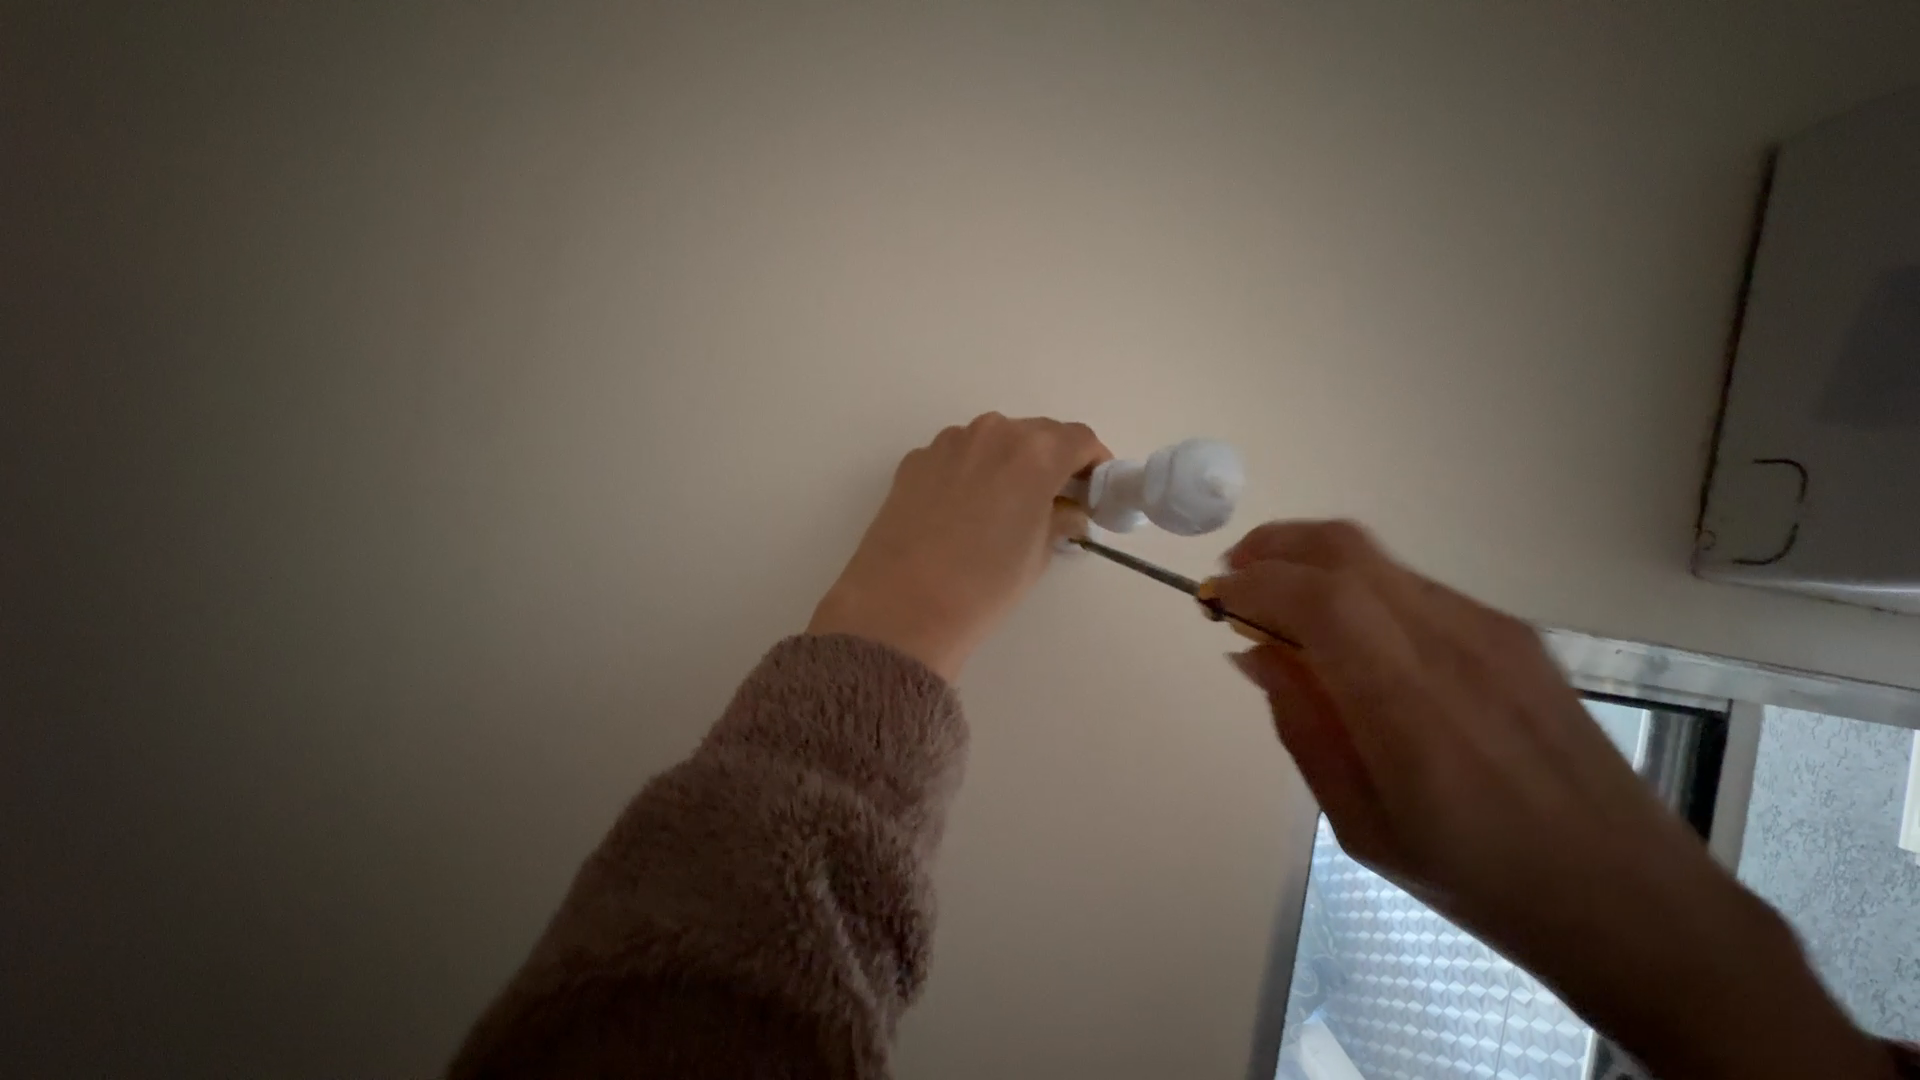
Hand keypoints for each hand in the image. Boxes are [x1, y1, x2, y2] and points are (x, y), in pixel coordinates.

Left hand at [808, 414, 1108, 679]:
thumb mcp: (1037, 554)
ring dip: (1009, 462)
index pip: (1079, 439)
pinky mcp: (915, 460)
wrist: (902, 605)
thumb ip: (1060, 520)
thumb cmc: (984, 584)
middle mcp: (993, 432)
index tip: (1094, 488)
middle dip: (1052, 460)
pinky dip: (971, 472)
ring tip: (1006, 505)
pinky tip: (964, 511)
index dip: (1093, 462)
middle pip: (1036, 433)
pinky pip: (957, 456)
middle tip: (1055, 499)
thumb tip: (1067, 511)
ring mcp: (948, 442)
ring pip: (994, 441)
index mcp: (1035, 452)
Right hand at [1215, 520, 1892, 1079]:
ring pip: (1380, 560)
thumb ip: (1303, 725)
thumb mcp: (1358, 821)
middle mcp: (1452, 645)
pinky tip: (1349, 637)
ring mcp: (1491, 632)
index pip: (1317, 599)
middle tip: (1234, 575)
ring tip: (1280, 606)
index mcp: (1408, 705)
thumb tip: (1255, 652)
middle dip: (1274, 546)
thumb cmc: (1476, 876)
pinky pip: (1414, 586)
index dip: (1253, 583)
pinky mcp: (1515, 635)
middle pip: (1346, 549)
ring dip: (1313, 563)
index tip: (1214, 598)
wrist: (1630, 896)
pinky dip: (1358, 587)